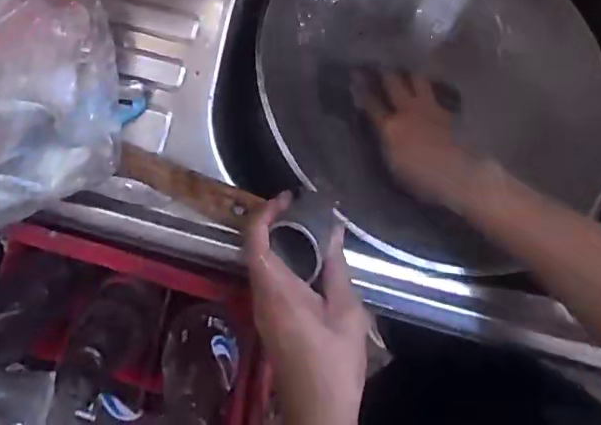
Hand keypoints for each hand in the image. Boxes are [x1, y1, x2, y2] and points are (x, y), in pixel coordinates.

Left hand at [245, 194, 369, 424]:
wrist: (319, 416)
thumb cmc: (333, 364)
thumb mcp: (345, 313)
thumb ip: (336, 268)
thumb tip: (333, 230)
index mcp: (275, 290)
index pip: (254, 239)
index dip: (265, 212)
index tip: (287, 198)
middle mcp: (260, 297)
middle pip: (255, 248)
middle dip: (273, 222)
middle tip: (301, 208)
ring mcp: (262, 311)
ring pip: (261, 264)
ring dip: (278, 241)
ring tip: (308, 227)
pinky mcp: (270, 322)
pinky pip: (269, 279)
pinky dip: (283, 260)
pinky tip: (308, 261)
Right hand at [358, 70, 487, 210]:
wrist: (461, 174)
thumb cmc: (425, 180)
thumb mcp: (396, 168)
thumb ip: (388, 145)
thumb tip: (384, 133)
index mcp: (390, 127)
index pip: (371, 103)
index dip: (362, 89)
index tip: (356, 77)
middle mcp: (406, 110)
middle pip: (392, 82)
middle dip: (384, 71)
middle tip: (379, 61)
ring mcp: (428, 106)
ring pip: (416, 79)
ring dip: (409, 72)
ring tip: (406, 65)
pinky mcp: (446, 109)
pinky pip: (434, 90)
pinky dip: (429, 84)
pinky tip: (429, 80)